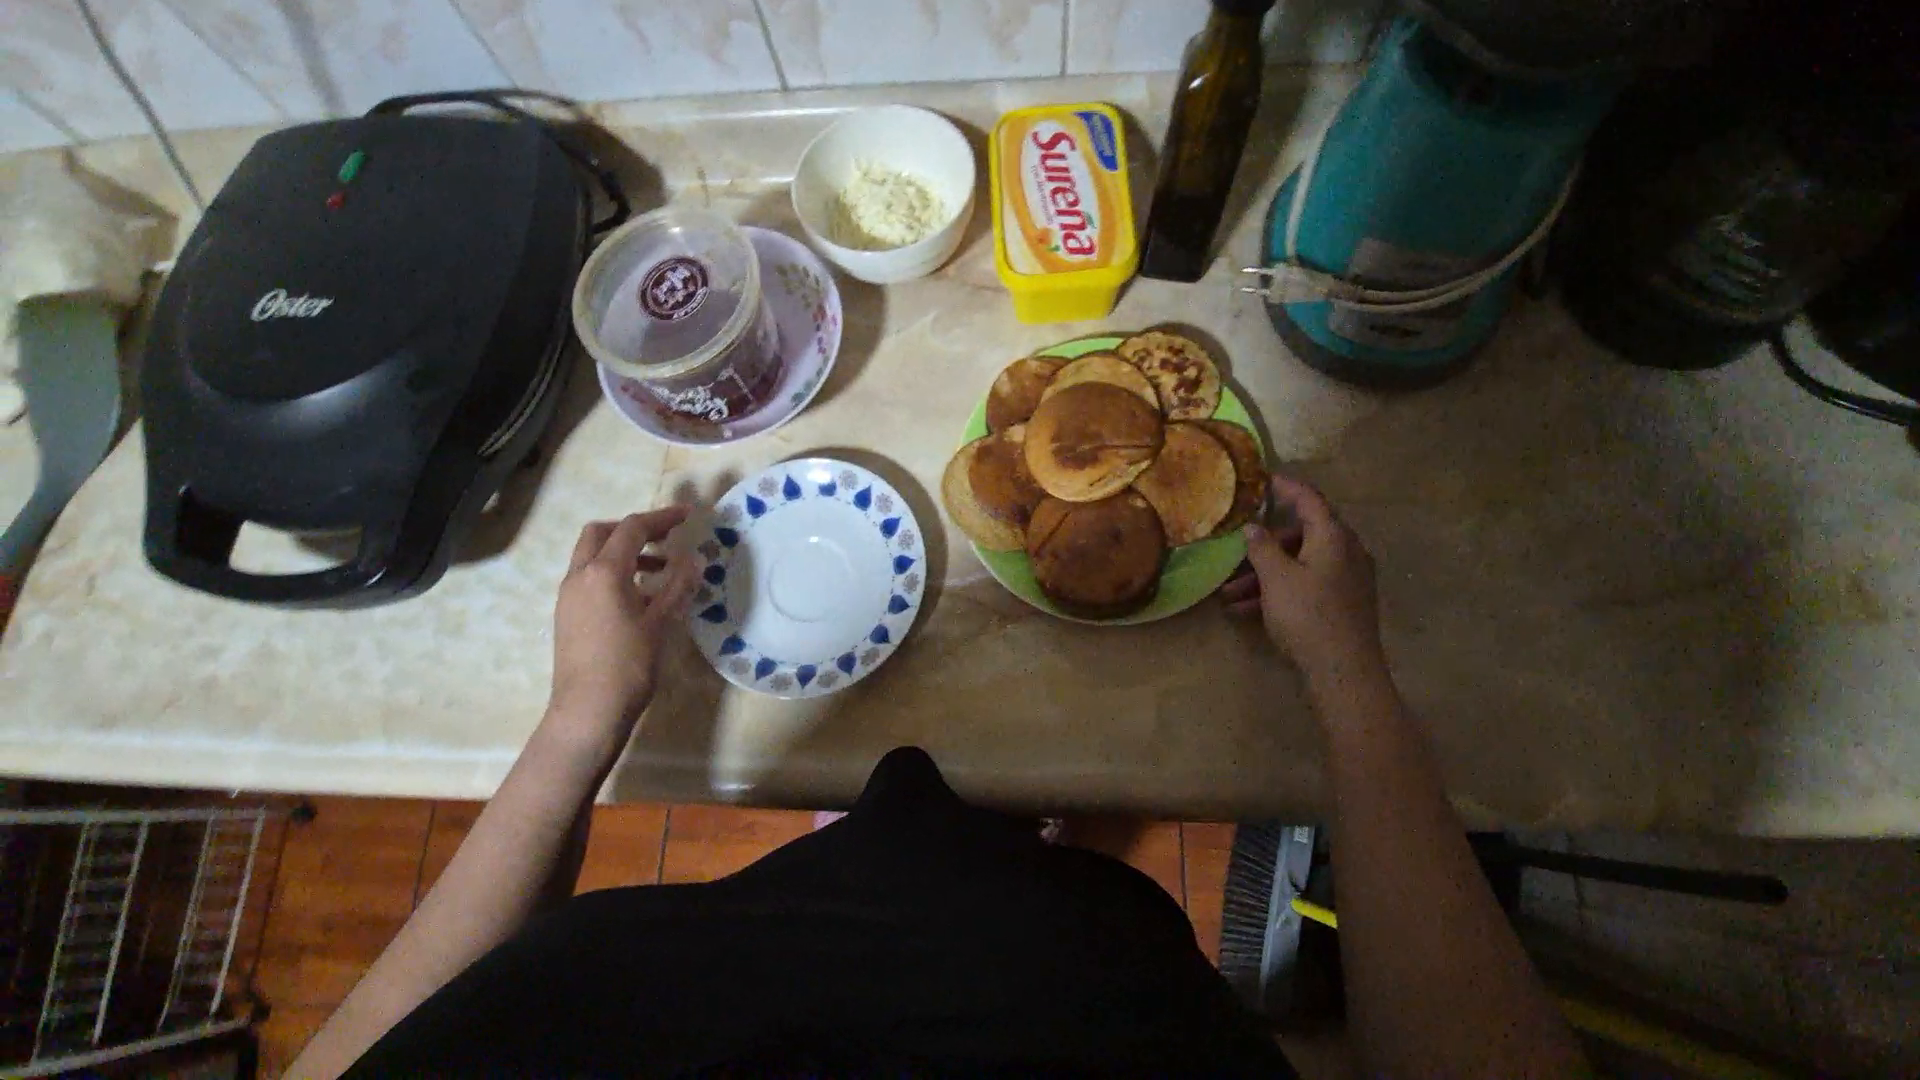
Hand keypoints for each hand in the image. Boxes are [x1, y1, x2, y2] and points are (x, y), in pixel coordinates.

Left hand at [549, 507, 699, 733]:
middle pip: (602, 533)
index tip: (687, 516)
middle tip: (665, 538)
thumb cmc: (628, 664)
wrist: (588, 710)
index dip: (662, 518)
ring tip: (660, 570)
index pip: (632, 529)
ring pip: (592, 555)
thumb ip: (677, 586)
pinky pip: (589, 577)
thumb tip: (694, 559)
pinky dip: (613, 572)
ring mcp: (568, 595)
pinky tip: (639, 595)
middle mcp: (579, 575)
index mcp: (603, 572)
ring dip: (624, 552)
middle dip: (633, 529)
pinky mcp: (567, 614)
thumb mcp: (660, 623)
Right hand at [1220, 474, 1387, 686]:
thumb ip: (1262, 547)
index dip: (1286, 487)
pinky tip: (1247, 612)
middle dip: (1263, 546)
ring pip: (1300, 564)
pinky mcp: (1343, 603)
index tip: (1263, 480)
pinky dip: (1279, 591)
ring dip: (1264, 575)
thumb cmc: (1308, 615)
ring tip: (1229, 594)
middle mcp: (1346, 551)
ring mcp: (1348, 579)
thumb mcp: (1276, 578)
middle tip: (1235, 550)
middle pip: (1301, 535)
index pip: (1309, 499)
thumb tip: (1253, 527)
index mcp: (1333, 537)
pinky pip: (1307, 585)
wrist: (1343, 670)